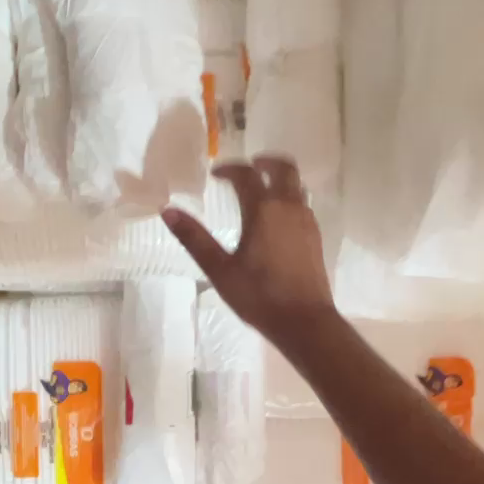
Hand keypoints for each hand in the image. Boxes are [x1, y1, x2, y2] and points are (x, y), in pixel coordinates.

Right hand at [162, 155, 335, 339]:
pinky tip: (275, 220)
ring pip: (296, 186)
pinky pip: (302, 204)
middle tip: (248, 167)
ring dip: (279, 180)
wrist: (304, 321)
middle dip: (265, 162)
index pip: (247, 175)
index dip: (230, 169)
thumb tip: (168, 211)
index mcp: (263, 210)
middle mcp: (288, 208)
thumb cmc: (258, 296)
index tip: (216, 174)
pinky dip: (288, 199)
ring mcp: (306, 221)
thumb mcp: (219, 270)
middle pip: (284, 168)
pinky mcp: (315, 237)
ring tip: (261, 191)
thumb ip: (194, 239)